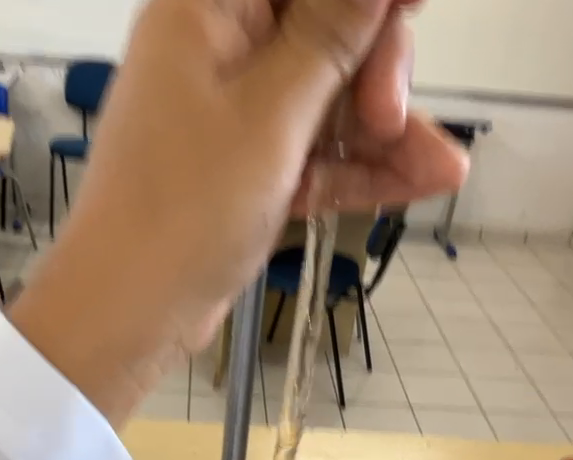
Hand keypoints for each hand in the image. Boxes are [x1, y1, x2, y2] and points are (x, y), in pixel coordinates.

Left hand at [9, 0, 468, 425]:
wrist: (131, 316)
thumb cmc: (183, 212)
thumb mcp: (269, 117)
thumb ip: (329, 35)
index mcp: (209, 8)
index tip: (417, 2)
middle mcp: (222, 52)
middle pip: (326, 30)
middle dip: (374, 70)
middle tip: (391, 118)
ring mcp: (237, 118)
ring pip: (330, 102)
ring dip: (388, 135)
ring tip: (442, 171)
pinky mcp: (251, 174)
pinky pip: (317, 156)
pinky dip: (361, 172)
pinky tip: (421, 183)